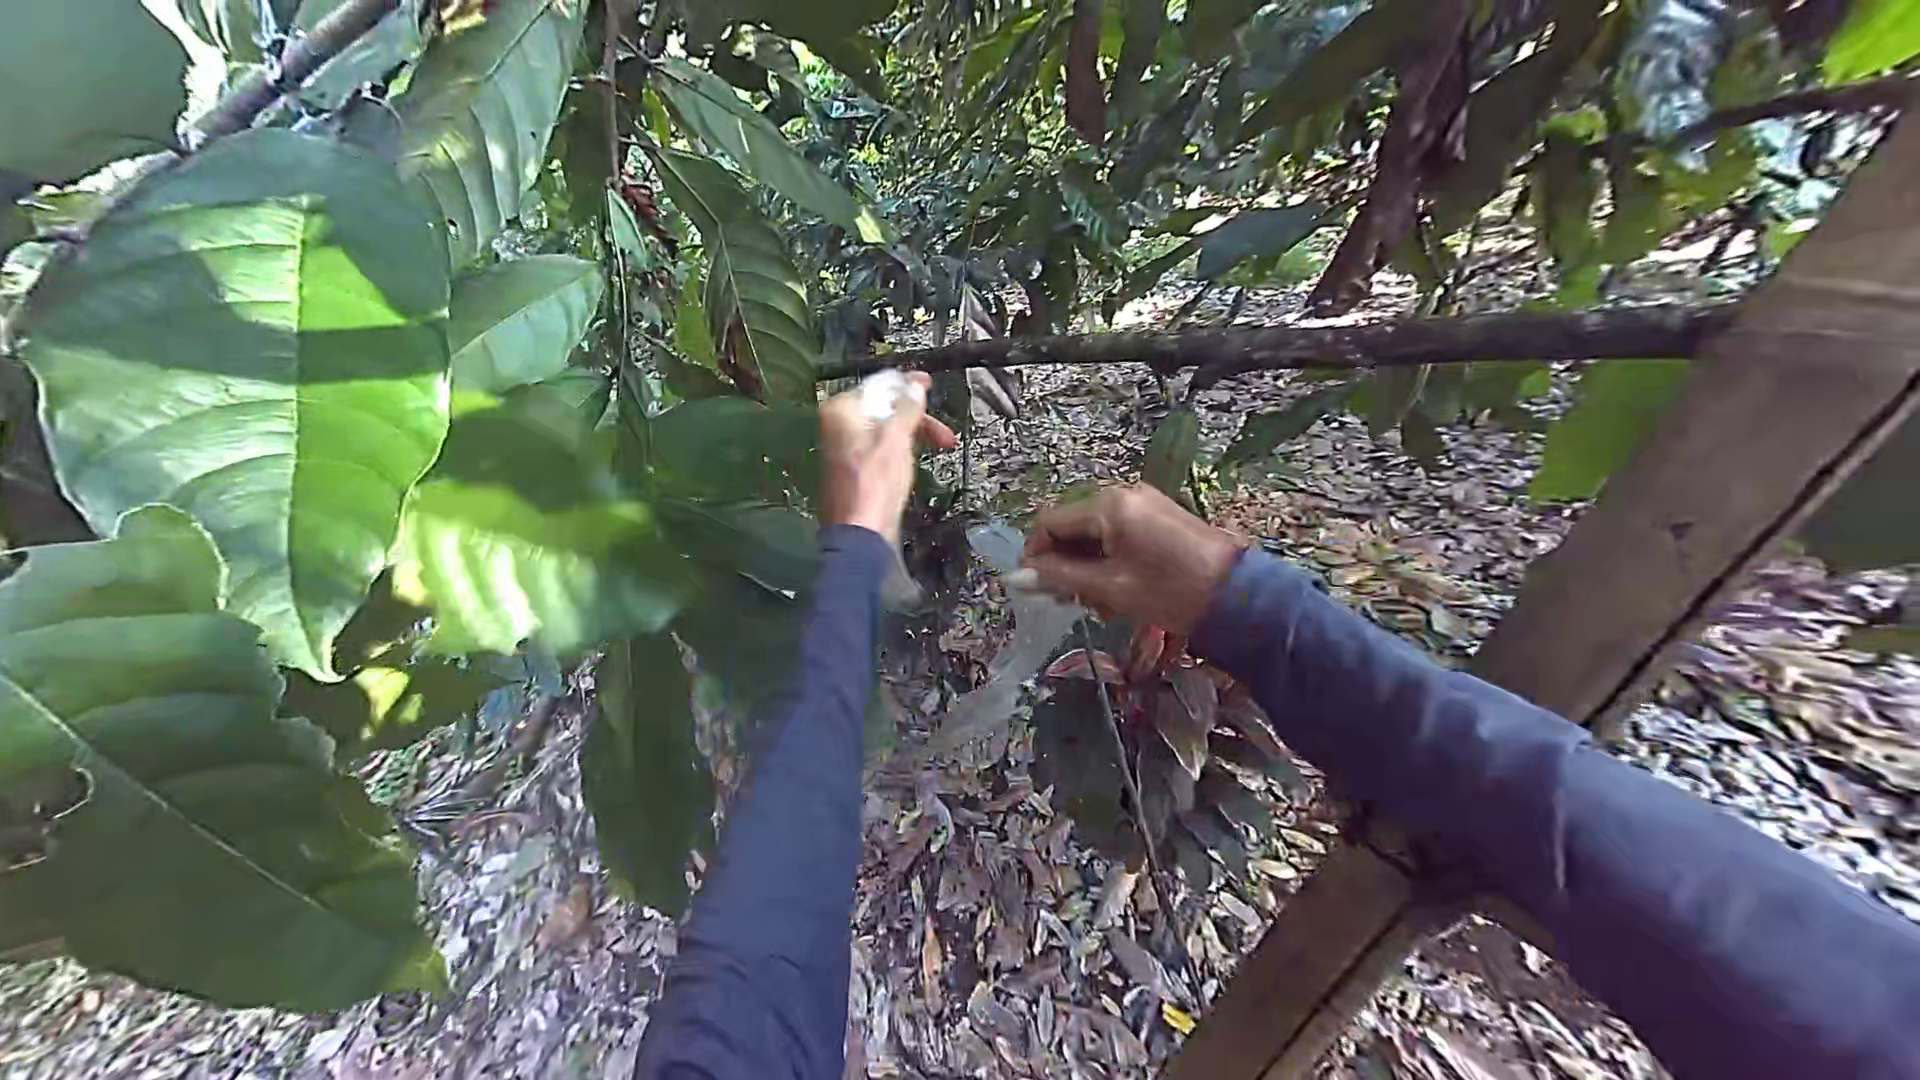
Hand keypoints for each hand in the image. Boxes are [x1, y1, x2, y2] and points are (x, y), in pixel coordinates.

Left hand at [819, 372, 958, 543]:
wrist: (862, 534)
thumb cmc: (876, 483)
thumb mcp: (897, 438)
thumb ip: (908, 408)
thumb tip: (915, 385)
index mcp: (841, 412)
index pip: (879, 386)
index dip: (907, 387)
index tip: (928, 385)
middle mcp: (838, 428)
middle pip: (884, 411)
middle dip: (917, 419)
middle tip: (944, 433)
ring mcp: (846, 451)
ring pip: (885, 432)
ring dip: (914, 436)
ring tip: (940, 448)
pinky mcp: (855, 472)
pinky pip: (881, 451)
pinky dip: (900, 452)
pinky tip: (915, 462)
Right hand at [1020, 485, 1243, 633]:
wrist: (1240, 597)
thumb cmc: (1170, 592)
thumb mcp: (1109, 586)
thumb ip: (1059, 577)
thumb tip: (1016, 577)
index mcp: (1108, 504)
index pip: (1049, 521)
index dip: (1035, 554)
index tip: (1036, 588)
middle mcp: (1122, 494)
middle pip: (1071, 526)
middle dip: (1064, 564)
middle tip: (1071, 601)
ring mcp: (1142, 503)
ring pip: (1092, 532)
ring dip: (1086, 567)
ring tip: (1099, 603)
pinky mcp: (1156, 516)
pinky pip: (1116, 533)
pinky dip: (1108, 559)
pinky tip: (1117, 590)